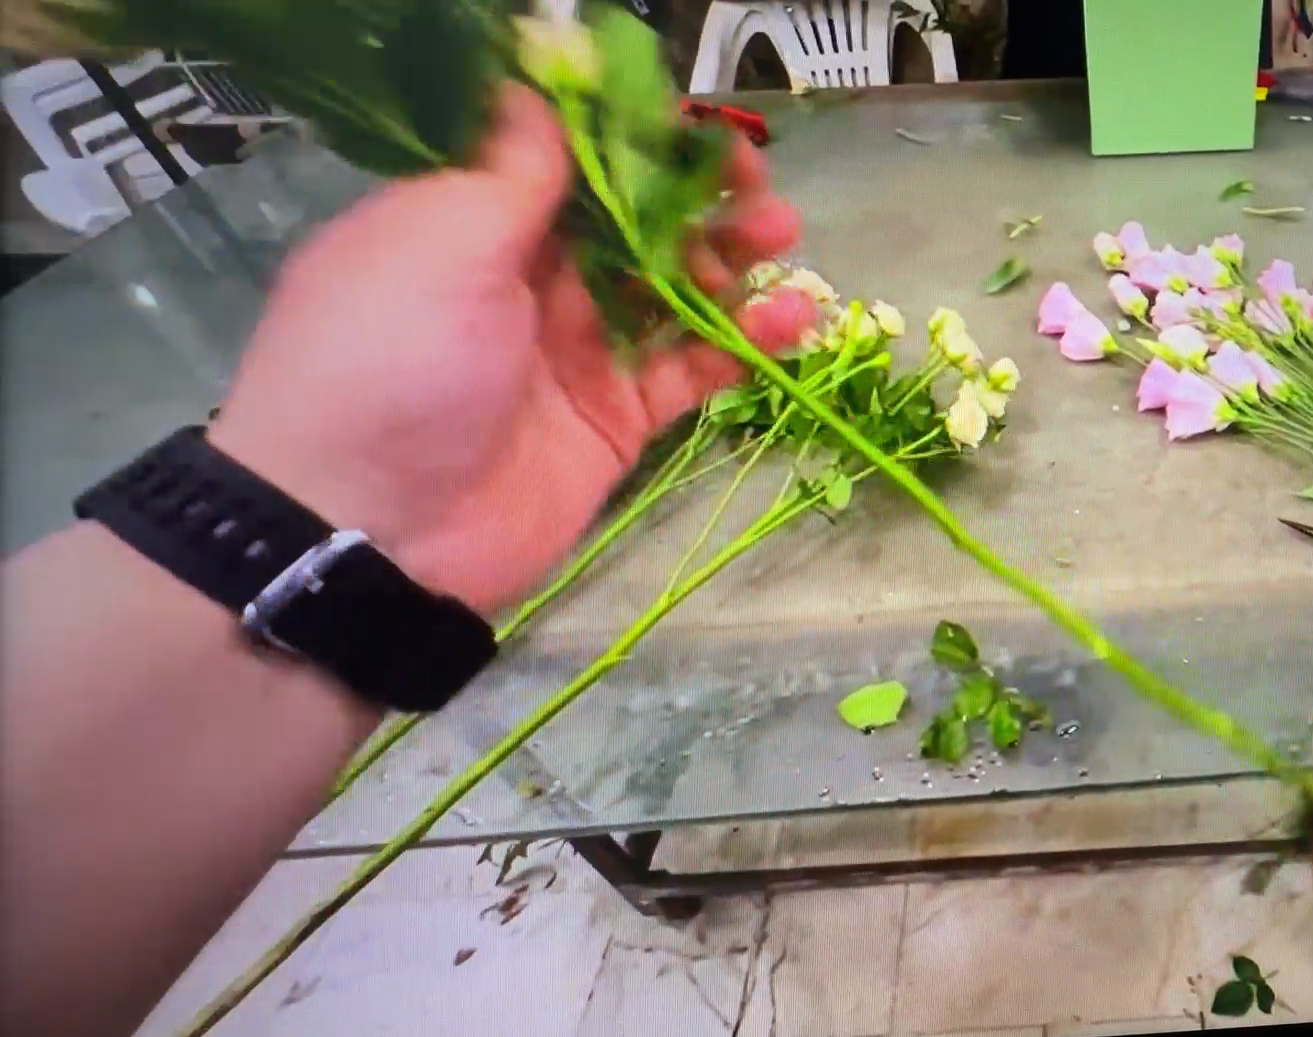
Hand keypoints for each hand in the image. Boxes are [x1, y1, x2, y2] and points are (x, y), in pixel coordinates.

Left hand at [209, 85, 815, 612]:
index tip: (701, 132)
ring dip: (734, 268)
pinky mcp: (625, 416)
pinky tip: (787, 322)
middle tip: (761, 189)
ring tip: (786, 241)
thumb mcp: (438, 246)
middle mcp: (540, 285)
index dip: (642, 145)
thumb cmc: (394, 364)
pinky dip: (741, 346)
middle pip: (640, 231)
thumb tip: (537, 96)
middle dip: (703, 204)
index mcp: (482, 228)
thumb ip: (509, 177)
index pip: (578, 169)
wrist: (387, 528)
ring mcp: (588, 354)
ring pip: (677, 298)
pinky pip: (692, 370)